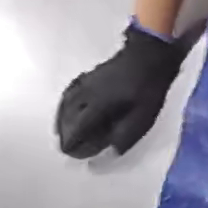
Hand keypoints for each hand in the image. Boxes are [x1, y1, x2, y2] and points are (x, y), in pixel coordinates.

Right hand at [55, 24, 187, 158]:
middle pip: (67, 116)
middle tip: (65, 147)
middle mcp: (86, 94)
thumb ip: (125, 135)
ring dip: (60, 119)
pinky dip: (64, 103)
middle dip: (64, 133)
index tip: (70, 154)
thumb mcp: (142, 118)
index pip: (77, 128)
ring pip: (65, 103)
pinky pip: (69, 92)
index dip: (73, 143)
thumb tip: (111, 152)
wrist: (148, 53)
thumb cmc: (148, 88)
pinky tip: (66, 106)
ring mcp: (86, 82)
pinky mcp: (89, 75)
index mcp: (97, 106)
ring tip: (60, 131)